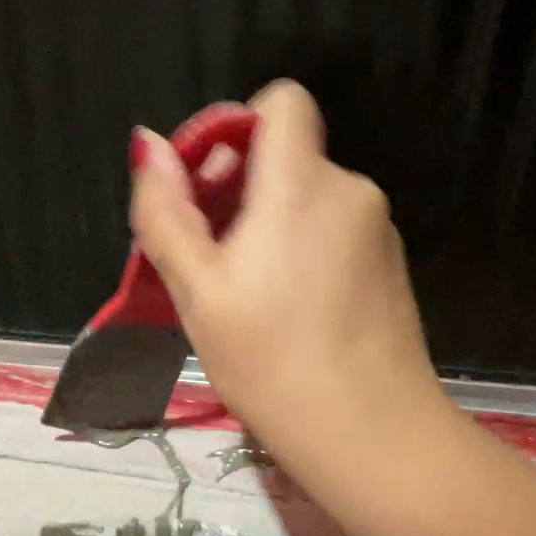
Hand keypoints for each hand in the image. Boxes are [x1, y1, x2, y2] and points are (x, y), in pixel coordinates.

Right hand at [130, 80, 442, 456]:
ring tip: (247, 302)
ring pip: (309, 204)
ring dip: (270, 231)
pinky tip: (290, 318)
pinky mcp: (390, 269)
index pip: (280, 102)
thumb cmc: (269, 362)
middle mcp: (350, 191)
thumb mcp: (198, 291)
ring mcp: (378, 231)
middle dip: (241, 194)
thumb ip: (167, 212)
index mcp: (301, 184)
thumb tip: (146, 142)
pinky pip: (334, 238)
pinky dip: (303, 257)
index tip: (206, 190)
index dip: (235, 129)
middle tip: (209, 264)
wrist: (367, 432)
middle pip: (288, 159)